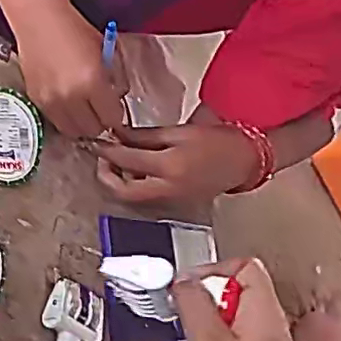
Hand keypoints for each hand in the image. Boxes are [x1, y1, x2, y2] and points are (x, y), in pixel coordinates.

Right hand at [14, 4, 121, 137]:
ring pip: (73, 131)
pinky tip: (69, 104)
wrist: (38, 20)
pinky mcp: (37, 100)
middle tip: (102, 110)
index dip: (117, 116)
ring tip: (85, 111)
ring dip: (82, 125)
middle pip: (93, 129)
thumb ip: (115, 78)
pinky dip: (66, 118)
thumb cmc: (74, 29)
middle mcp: (71, 96)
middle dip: (101, 122)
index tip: (117, 110)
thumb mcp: (105, 51)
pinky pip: (56, 121)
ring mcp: (51, 101)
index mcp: (92, 82)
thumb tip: (118, 97)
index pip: (112, 118)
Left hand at [91, 123, 259, 203]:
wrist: (242, 162)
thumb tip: (116, 135)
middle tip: (103, 158)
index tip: (97, 142)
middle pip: (122, 191)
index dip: (107, 151)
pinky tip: (134, 174)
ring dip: (117, 183)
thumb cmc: (215, 142)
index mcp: (170, 166)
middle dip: (106, 175)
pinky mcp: (173, 207)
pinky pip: (143, 201)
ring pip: (130, 199)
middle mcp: (168, 189)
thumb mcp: (178, 132)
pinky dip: (132, 189)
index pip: (127, 161)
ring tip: (117, 164)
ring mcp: (170, 202)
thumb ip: (144, 137)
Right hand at [174, 258, 301, 340]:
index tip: (188, 287)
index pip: (246, 267)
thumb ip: (193, 302)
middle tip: (187, 315)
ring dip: (208, 323)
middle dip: (206, 298)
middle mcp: (272, 330)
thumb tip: (184, 281)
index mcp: (265, 314)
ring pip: (234, 319)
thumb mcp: (206, 339)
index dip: (213, 270)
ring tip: (193, 340)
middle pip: (239, 291)